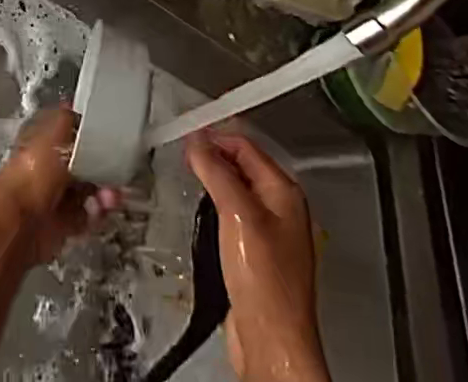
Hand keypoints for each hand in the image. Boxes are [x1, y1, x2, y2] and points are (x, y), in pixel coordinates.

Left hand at [0, 106, 122, 265]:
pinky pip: (89, 216)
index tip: (111, 137)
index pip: (69, 131)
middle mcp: (47, 167)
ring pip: (90, 190)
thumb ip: (69, 119)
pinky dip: (98, 214)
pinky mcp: (63, 223)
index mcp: (40, 141)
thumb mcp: (54, 131)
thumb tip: (79, 111)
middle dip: (104, 167)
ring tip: (110, 196)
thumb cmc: (33, 171)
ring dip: (105, 192)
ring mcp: (55, 196)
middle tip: (117, 171)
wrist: (20, 222)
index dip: (90, 134)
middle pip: (85, 163)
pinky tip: (101, 210)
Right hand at [184, 128, 329, 381]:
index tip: (187, 131)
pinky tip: (199, 208)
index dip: (216, 135)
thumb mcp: (235, 214)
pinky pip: (232, 212)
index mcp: (284, 192)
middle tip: (183, 151)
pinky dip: (214, 202)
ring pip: (236, 188)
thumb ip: (216, 172)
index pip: (246, 146)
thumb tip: (197, 142)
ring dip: (212, 178)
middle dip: (213, 154)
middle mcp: (280, 208)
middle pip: (242, 164)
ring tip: (187, 174)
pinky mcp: (255, 250)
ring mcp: (269, 230)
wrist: (269, 338)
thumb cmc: (263, 280)